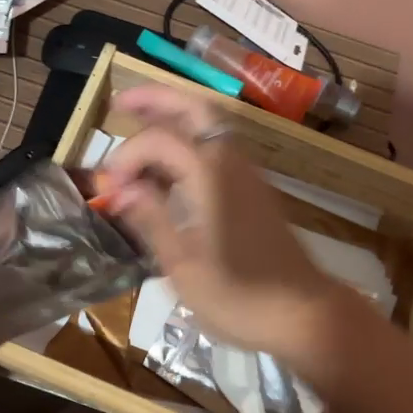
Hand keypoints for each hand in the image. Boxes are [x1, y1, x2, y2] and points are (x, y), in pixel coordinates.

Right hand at [98, 85, 353, 365]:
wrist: (304, 314)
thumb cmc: (239, 295)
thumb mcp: (182, 265)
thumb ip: (150, 218)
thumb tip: (119, 189)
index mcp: (209, 173)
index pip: (158, 139)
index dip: (126, 155)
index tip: (108, 188)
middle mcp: (230, 161)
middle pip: (193, 108)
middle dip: (156, 99)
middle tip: (122, 101)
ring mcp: (247, 172)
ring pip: (209, 124)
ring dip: (174, 116)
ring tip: (139, 124)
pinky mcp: (254, 188)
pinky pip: (217, 146)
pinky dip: (189, 140)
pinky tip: (169, 169)